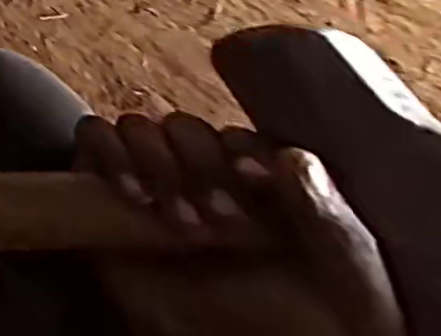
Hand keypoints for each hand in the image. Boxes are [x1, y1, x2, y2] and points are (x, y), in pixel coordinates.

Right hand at [76, 112, 402, 335]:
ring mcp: (142, 171)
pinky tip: (134, 196)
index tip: (257, 182)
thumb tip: (297, 156)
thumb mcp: (348, 290)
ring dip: (156, 162)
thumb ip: (333, 226)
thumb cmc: (301, 330)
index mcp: (255, 182)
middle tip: (220, 223)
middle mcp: (196, 169)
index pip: (237, 136)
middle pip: (183, 125)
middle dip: (199, 166)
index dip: (243, 151)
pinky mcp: (96, 179)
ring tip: (180, 222)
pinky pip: (91, 133)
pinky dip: (109, 152)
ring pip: (137, 125)